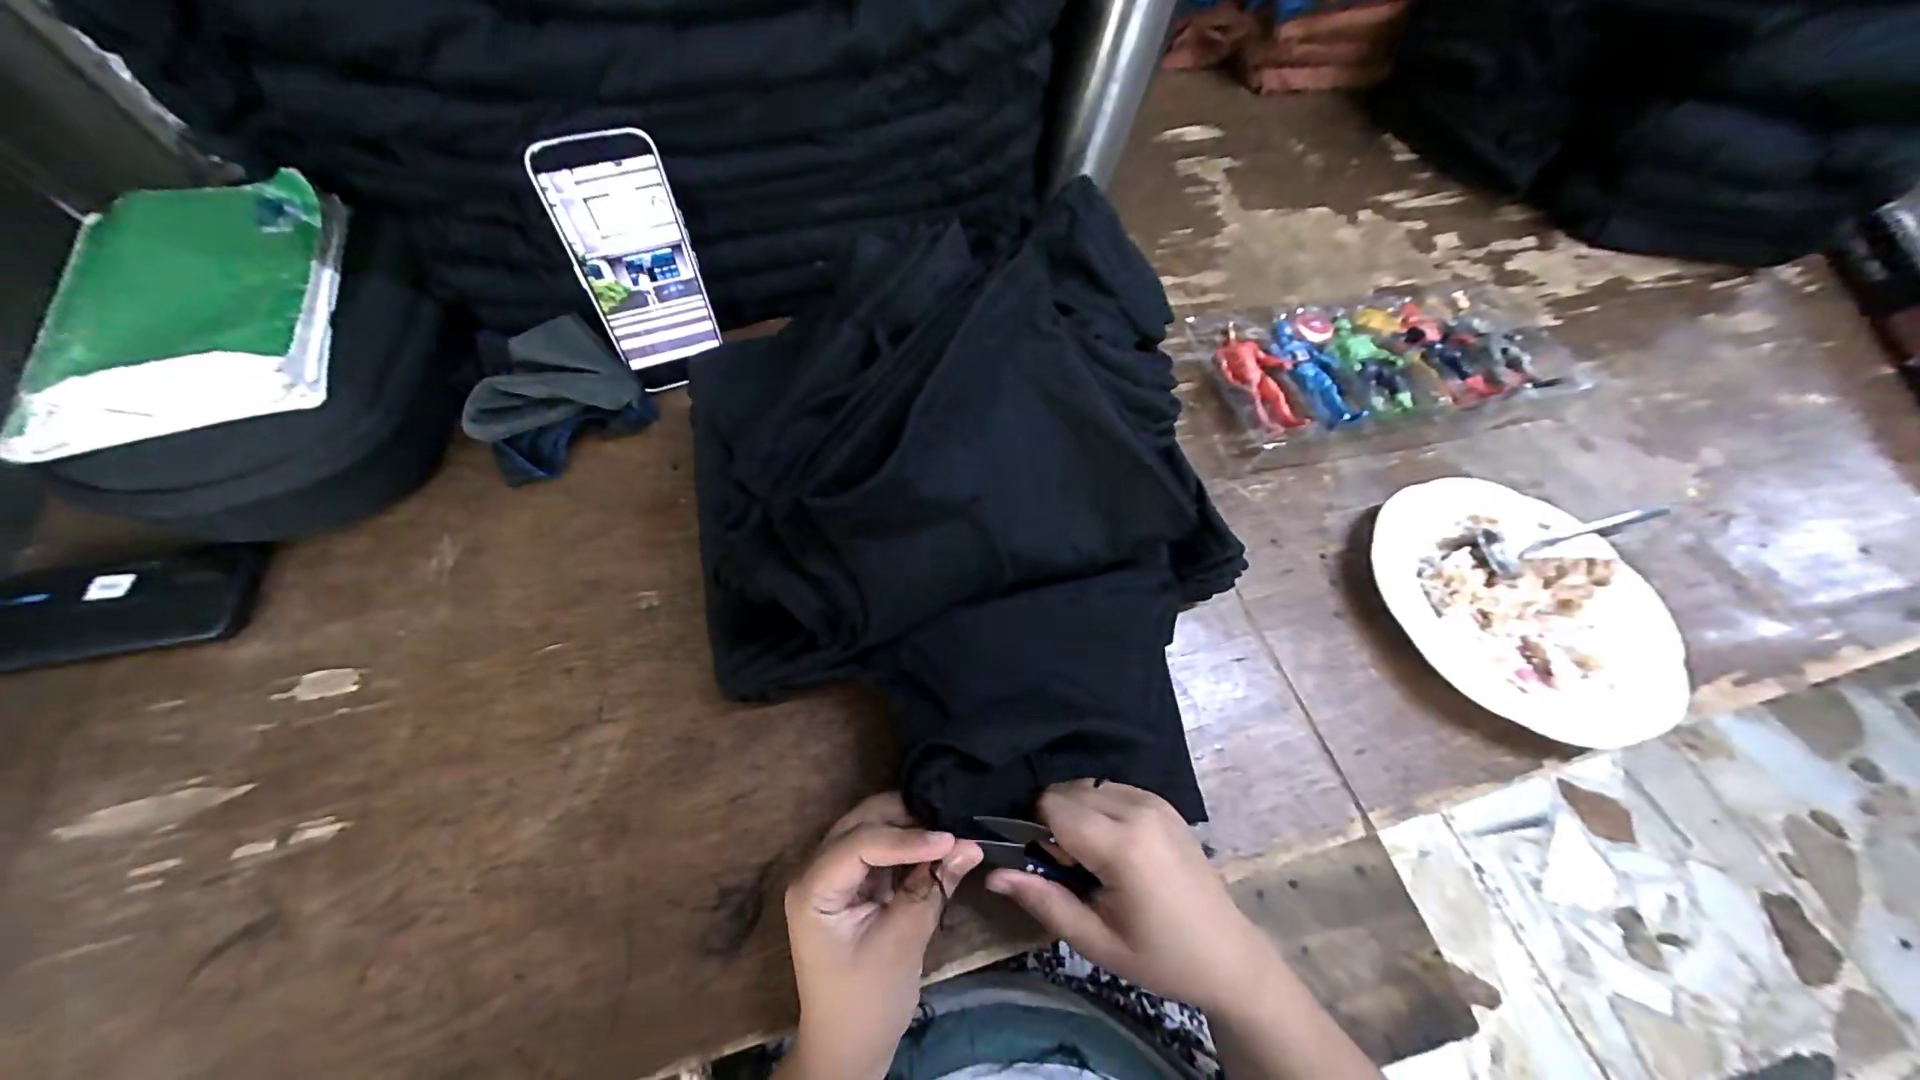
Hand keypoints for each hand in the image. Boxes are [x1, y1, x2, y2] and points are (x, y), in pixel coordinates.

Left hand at [780, 793, 982, 1079]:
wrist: (848, 1046)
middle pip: (863, 822)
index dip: (907, 837)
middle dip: (907, 819)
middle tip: (952, 826)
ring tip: (950, 834)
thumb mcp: (902, 945)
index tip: (950, 839)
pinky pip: (881, 848)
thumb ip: (932, 889)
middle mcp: (816, 870)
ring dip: (910, 827)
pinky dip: (908, 845)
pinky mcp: (853, 882)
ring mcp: (833, 874)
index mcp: (813, 889)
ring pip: (873, 827)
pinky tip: (936, 848)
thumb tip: (969, 846)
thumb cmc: (867, 1001)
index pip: (860, 842)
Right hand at [983, 780, 1273, 1012]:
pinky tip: (1111, 844)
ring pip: (1086, 785)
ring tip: (1092, 857)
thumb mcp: (1095, 941)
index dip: (1037, 831)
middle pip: (1066, 790)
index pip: (1052, 806)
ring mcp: (1154, 800)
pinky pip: (1110, 788)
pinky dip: (1096, 807)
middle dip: (1054, 820)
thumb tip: (992, 874)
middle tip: (1070, 867)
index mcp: (1123, 844)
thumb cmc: (1159, 957)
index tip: (1049, 865)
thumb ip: (1043, 901)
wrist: (1229, 955)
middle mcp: (1138, 809)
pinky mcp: (1162, 801)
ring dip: (1075, 812)